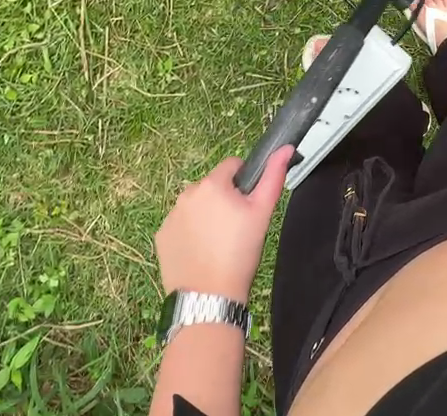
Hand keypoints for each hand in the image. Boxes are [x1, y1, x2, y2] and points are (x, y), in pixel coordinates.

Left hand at [155, 146, 293, 300]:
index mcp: (212, 184)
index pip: (232, 166)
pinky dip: (190, 232)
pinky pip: (180, 225)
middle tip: (235, 228)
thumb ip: (273, 176)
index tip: (247, 207)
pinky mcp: (162, 235)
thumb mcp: (262, 213)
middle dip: (224, 200)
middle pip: (213, 186)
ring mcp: (171, 215)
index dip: (244, 183)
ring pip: (196, 205)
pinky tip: (201, 251)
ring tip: (218, 243)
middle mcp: (186, 193)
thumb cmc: (239, 253)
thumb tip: (285, 148)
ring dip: (206, 215)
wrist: (208, 296)